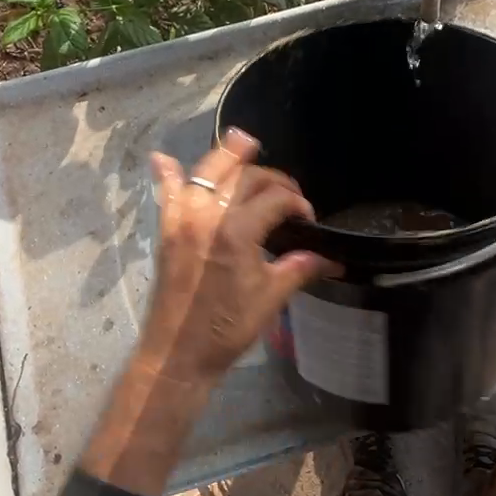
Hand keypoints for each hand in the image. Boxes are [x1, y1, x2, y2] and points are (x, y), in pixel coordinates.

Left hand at [138, 128, 339, 388]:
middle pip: (244, 177)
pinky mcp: (167, 231)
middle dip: (272, 178)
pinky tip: (163, 159)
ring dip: (225, 155)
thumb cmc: (227, 328)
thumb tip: (331, 258)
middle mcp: (207, 216)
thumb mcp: (271, 297)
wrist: (178, 354)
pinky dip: (167, 175)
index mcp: (237, 232)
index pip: (275, 199)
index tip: (307, 218)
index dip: (297, 203)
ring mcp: (183, 220)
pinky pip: (166, 194)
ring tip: (243, 142)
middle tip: (287, 193)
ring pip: (206, 173)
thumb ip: (299, 268)